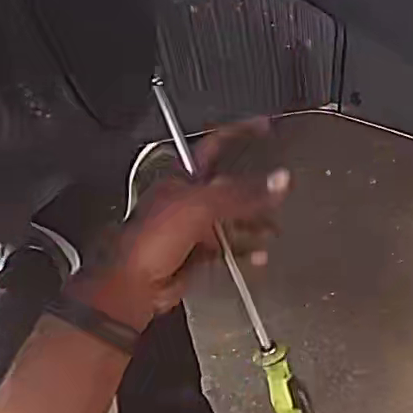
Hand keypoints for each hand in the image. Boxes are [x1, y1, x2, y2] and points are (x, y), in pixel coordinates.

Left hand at [74, 120, 289, 328]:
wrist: (134, 286)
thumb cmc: (149, 242)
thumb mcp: (199, 207)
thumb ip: (241, 194)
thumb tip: (276, 181)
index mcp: (182, 178)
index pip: (216, 145)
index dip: (239, 132)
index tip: (263, 126)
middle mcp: (188, 199)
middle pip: (231, 187)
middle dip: (257, 191)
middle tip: (278, 192)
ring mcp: (193, 227)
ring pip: (233, 219)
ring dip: (255, 224)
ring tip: (272, 228)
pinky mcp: (199, 252)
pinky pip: (229, 247)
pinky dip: (246, 250)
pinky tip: (257, 254)